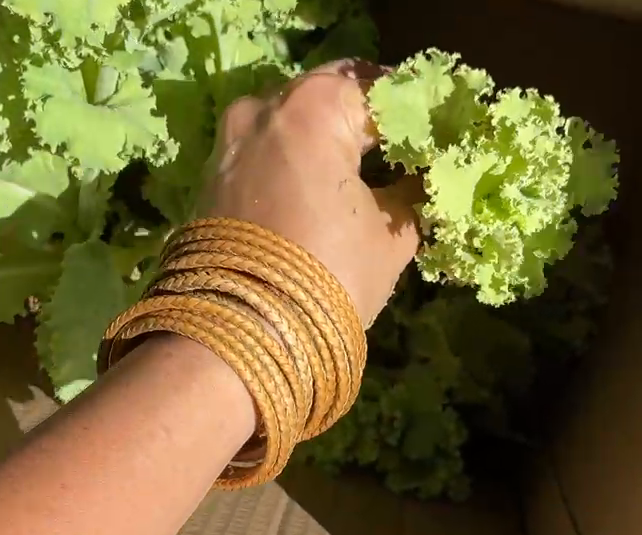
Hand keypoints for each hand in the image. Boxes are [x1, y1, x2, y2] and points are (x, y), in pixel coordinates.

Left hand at [203, 60, 420, 326]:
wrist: (243, 336)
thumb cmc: (329, 277)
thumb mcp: (391, 237)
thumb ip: (410, 193)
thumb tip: (418, 179)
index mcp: (313, 107)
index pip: (380, 91)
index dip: (414, 116)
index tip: (432, 142)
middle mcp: (262, 110)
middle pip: (328, 101)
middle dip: (363, 127)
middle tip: (397, 159)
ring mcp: (228, 145)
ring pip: (289, 130)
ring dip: (322, 148)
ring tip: (354, 184)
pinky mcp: (209, 183)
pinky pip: (262, 160)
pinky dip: (290, 171)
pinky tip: (313, 201)